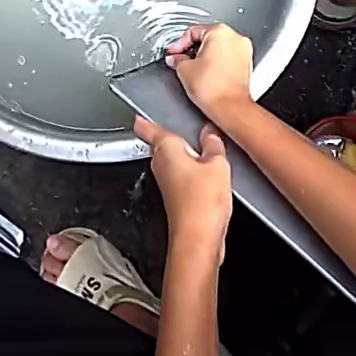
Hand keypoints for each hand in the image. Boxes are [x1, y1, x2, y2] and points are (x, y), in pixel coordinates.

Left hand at [133, 115, 231, 250]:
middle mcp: (160, 164)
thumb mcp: (217, 165)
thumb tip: (211, 134)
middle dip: (179, 139)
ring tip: (208, 155)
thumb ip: (213, 145)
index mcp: (165, 148)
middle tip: (195, 133)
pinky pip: (182, 178)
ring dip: (188, 158)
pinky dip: (193, 175)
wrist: (198, 239)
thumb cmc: (201, 203)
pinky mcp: (174, 198)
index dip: (144, 121)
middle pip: (165, 144)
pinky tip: (207, 179)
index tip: (138, 116)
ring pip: (175, 162)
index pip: (149, 128)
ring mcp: (166, 183)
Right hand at [165, 23, 253, 115]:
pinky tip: (207, 74)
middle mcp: (235, 38)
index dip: (179, 44)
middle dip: (192, 49)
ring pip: (218, 47)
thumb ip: (177, 59)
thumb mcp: (184, 69)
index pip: (192, 32)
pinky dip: (216, 62)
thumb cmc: (213, 88)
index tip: (173, 53)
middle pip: (207, 37)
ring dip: (204, 55)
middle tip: (180, 59)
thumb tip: (176, 58)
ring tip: (194, 68)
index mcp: (219, 32)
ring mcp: (243, 51)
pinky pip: (227, 57)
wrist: (230, 108)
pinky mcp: (247, 64)